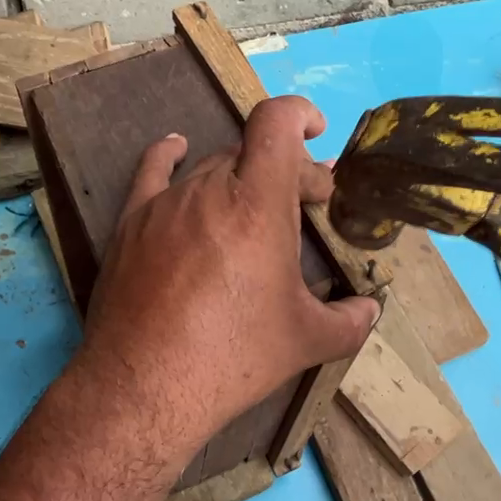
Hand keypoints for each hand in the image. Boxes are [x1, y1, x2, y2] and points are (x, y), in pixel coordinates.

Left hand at [76, 96, 381, 459]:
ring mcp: (165, 202)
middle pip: (251, 152)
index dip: (299, 114)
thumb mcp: (307, 341)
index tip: (316, 132)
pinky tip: (176, 149)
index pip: (275, 123)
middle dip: (285, 170)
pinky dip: (169, 155)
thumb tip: (370, 310)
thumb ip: (350, 319)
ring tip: (253, 209)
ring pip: (210, 168)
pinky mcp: (130, 222)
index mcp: (257, 202)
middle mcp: (208, 188)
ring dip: (240, 179)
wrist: (144, 385)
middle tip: (304, 206)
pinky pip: (152, 171)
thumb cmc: (233, 357)